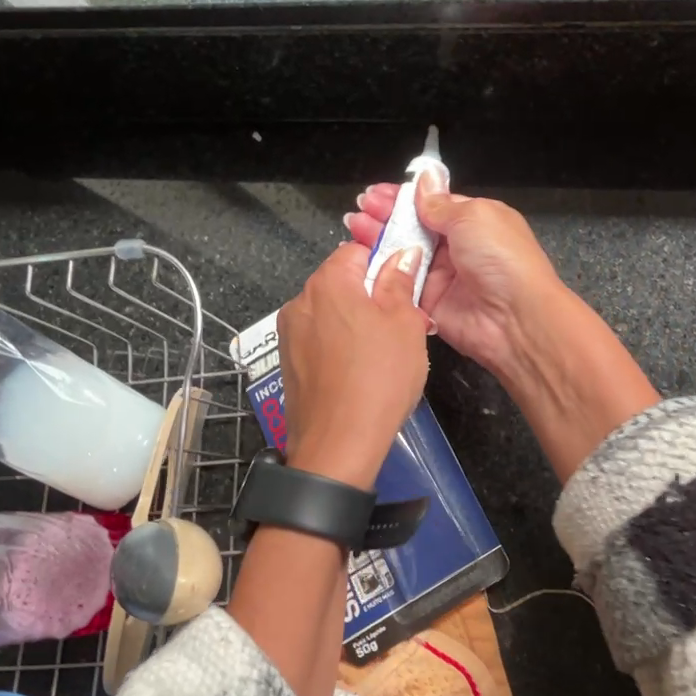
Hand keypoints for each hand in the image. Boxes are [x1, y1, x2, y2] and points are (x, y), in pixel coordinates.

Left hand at [274, 242, 428, 489]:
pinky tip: (361, 370)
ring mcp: (290, 333)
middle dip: (372, 294)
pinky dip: (340, 345)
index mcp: (329, 283)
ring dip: (357, 321)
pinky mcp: (289, 362)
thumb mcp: (405, 324)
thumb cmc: (379, 378)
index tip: (405, 285)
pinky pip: (320, 339)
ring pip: (332, 312)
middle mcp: (301, 301)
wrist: (338, 445)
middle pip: (343, 281)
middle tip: (402, 323)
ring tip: (384, 352)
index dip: (385, 262)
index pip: (358, 250)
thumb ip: (400, 282)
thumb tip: (402, 253)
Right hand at [347, 175, 565, 374]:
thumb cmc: (501, 258)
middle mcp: (457, 246)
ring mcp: (441, 276)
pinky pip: (400, 284)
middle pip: (413, 227)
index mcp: (474, 220)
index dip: (403, 198)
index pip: (432, 204)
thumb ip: (441, 203)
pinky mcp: (427, 303)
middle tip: (360, 208)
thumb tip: (424, 179)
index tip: (376, 193)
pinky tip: (358, 257)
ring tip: (354, 226)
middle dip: (385, 216)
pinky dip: (379, 271)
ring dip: (377, 239)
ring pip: (402, 253)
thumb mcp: (474, 217)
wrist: (515, 318)